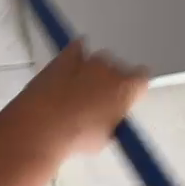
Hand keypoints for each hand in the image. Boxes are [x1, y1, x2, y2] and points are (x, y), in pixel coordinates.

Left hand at [2, 41, 148, 157]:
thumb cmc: (77, 136)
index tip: (126, 97)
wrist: (43, 125)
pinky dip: (74, 57)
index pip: (141, 79)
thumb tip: (107, 120)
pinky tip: (68, 70)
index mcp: (128, 88)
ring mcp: (87, 59)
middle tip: (98, 100)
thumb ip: (113, 121)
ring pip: (97, 60)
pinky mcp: (64, 57)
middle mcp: (111, 68)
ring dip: (92, 71)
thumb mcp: (105, 136)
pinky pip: (76, 49)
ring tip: (78, 91)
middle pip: (118, 67)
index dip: (133, 89)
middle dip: (111, 80)